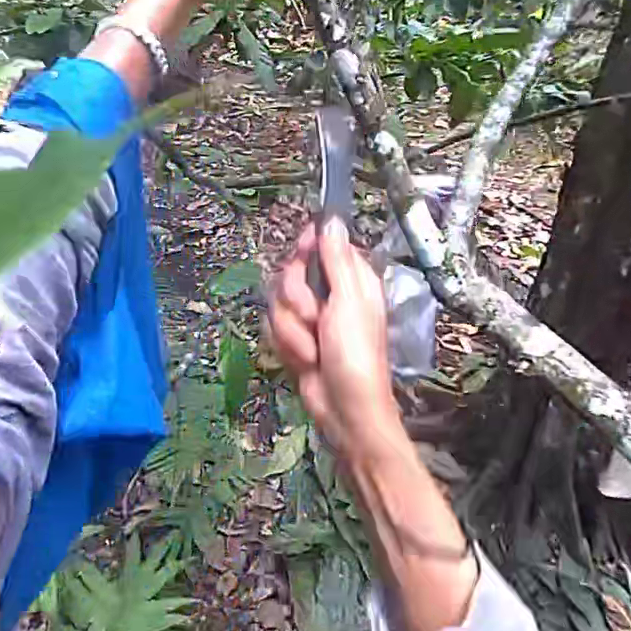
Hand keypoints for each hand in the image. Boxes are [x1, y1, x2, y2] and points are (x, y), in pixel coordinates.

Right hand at [266, 218, 403, 462]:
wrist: (345, 411)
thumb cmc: (356, 354)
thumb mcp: (349, 301)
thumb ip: (336, 259)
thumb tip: (332, 219)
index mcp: (351, 278)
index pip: (321, 244)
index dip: (307, 248)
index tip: (301, 255)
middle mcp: (330, 293)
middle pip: (291, 272)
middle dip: (296, 299)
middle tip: (314, 317)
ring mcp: (310, 317)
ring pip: (278, 302)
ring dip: (292, 330)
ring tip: (313, 349)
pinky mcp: (295, 338)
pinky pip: (274, 326)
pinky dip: (286, 345)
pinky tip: (304, 360)